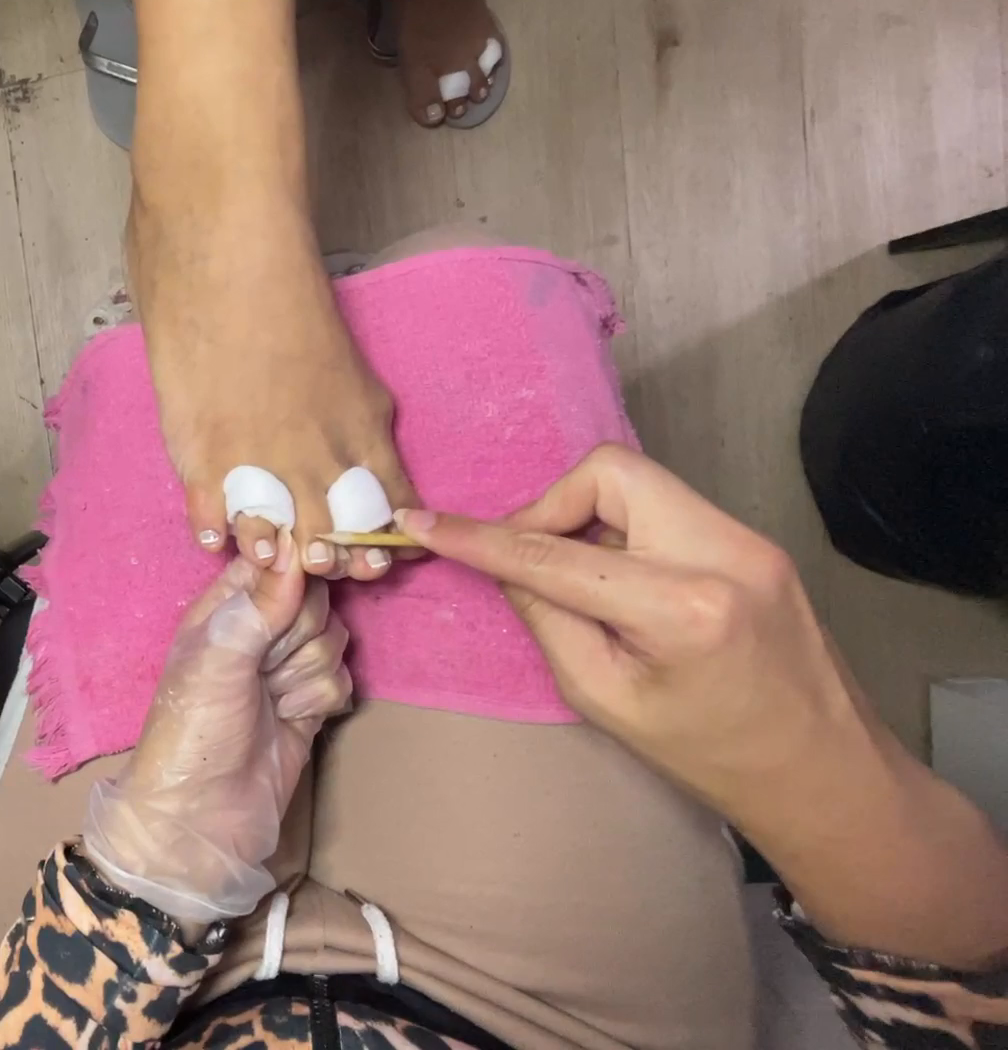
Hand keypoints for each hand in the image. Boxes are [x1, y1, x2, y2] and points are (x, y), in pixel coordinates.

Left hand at [82, 529, 353, 925]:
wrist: (204, 815)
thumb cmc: (194, 728)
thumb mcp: (218, 657)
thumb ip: (260, 603)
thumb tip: (296, 544)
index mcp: (222, 608)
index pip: (274, 563)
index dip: (296, 569)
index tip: (310, 580)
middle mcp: (254, 630)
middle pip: (313, 600)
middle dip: (300, 633)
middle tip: (266, 666)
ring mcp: (282, 667)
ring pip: (333, 639)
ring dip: (307, 671)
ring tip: (273, 698)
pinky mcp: (308, 702)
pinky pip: (341, 678)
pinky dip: (321, 698)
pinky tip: (292, 718)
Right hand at [129, 205, 419, 582]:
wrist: (226, 251)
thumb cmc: (286, 289)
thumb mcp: (349, 360)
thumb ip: (355, 414)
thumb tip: (350, 449)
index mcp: (363, 429)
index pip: (387, 512)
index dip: (381, 543)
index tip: (371, 557)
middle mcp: (319, 458)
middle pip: (333, 542)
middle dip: (329, 560)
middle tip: (315, 560)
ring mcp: (260, 462)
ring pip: (277, 544)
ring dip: (272, 553)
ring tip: (265, 551)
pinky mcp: (202, 454)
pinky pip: (212, 520)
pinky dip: (214, 532)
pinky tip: (213, 530)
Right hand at [391, 443, 865, 808]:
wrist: (827, 775)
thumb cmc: (703, 753)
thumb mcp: (598, 693)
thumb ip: (544, 614)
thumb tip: (505, 563)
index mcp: (683, 607)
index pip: (551, 553)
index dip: (477, 538)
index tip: (421, 521)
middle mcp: (724, 552)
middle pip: (607, 473)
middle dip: (548, 506)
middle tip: (531, 559)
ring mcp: (748, 540)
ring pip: (633, 481)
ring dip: (581, 517)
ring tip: (574, 574)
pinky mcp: (752, 543)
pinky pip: (659, 505)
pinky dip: (614, 529)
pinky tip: (615, 578)